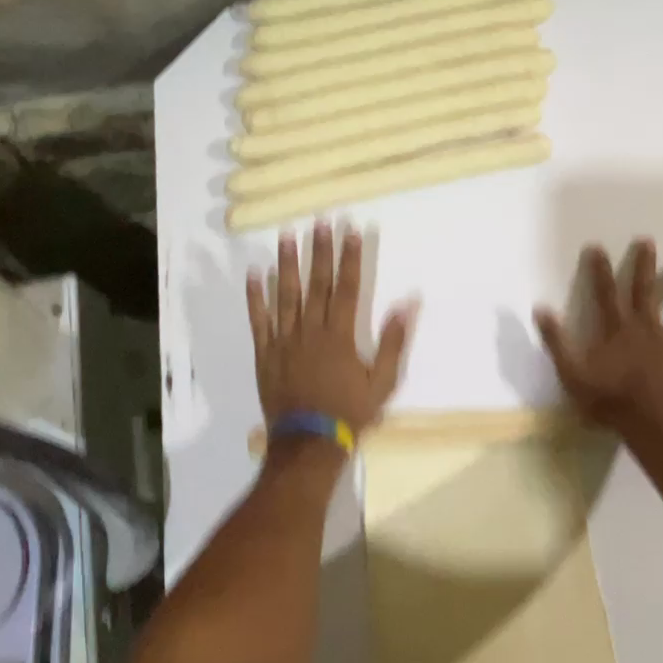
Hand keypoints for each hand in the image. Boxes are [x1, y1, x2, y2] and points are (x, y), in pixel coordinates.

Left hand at [246, 222, 414, 433]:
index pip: (347, 287)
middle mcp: (311, 330)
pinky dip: (256, 297)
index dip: (350, 258)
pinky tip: (255, 274)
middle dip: (319, 250)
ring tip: (286, 236)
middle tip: (319, 221)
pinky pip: (259, 319)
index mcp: (340, 335)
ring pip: (285, 295)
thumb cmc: (350, 413)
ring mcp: (285, 340)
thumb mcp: (383, 382)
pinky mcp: (265, 352)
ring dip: (286, 264)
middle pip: (316, 283)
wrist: (309, 441)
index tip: (352, 231)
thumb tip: (407, 304)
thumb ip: (394, 341)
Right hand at [534, 239, 662, 429]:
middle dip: (644, 264)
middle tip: (648, 240)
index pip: (605, 293)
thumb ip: (556, 340)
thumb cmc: (608, 401)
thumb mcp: (572, 372)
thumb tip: (541, 308)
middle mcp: (646, 328)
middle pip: (643, 290)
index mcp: (617, 329)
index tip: (596, 246)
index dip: (599, 269)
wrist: (651, 424)